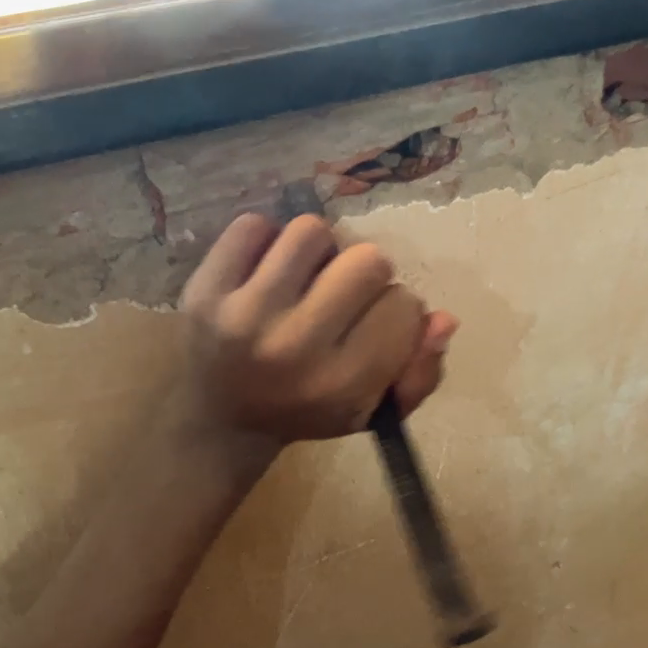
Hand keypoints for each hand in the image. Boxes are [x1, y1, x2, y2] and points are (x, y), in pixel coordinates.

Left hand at [180, 213, 456, 444]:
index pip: (403, 307)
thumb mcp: (371, 411)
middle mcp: (294, 346)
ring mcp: (243, 313)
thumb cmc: (304, 411)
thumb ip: (419, 373)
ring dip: (318, 251)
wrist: (217, 421)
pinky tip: (264, 271)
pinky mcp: (204, 289)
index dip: (397, 311)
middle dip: (364, 275)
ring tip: (304, 279)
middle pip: (367, 260)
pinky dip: (265, 241)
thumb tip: (444, 319)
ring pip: (312, 231)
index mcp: (340, 384)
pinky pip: (253, 226)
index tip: (374, 325)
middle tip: (341, 297)